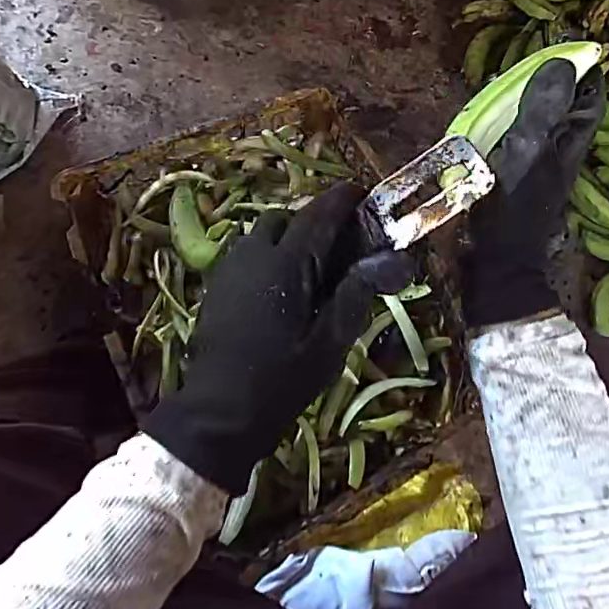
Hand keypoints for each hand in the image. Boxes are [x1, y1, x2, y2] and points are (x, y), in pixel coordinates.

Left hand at [144, 182, 413, 492]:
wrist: (217, 415)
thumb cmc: (280, 382)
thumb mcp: (329, 343)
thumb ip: (356, 294)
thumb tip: (393, 259)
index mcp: (285, 265)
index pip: (317, 216)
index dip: (342, 200)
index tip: (362, 194)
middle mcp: (253, 256)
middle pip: (286, 218)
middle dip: (314, 221)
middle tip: (340, 245)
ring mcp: (229, 270)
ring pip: (262, 234)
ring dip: (289, 237)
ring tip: (312, 267)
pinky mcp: (216, 287)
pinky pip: (246, 253)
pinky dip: (269, 255)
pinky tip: (283, 288)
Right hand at [464, 59, 603, 327]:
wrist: (498, 258)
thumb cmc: (515, 203)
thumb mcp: (530, 147)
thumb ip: (544, 106)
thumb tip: (562, 63)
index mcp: (570, 141)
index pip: (590, 96)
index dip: (586, 70)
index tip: (573, 46)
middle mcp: (559, 150)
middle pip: (566, 107)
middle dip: (554, 82)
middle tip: (534, 61)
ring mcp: (538, 165)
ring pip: (541, 121)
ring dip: (528, 101)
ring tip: (508, 83)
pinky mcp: (516, 177)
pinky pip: (517, 139)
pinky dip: (508, 123)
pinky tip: (490, 121)